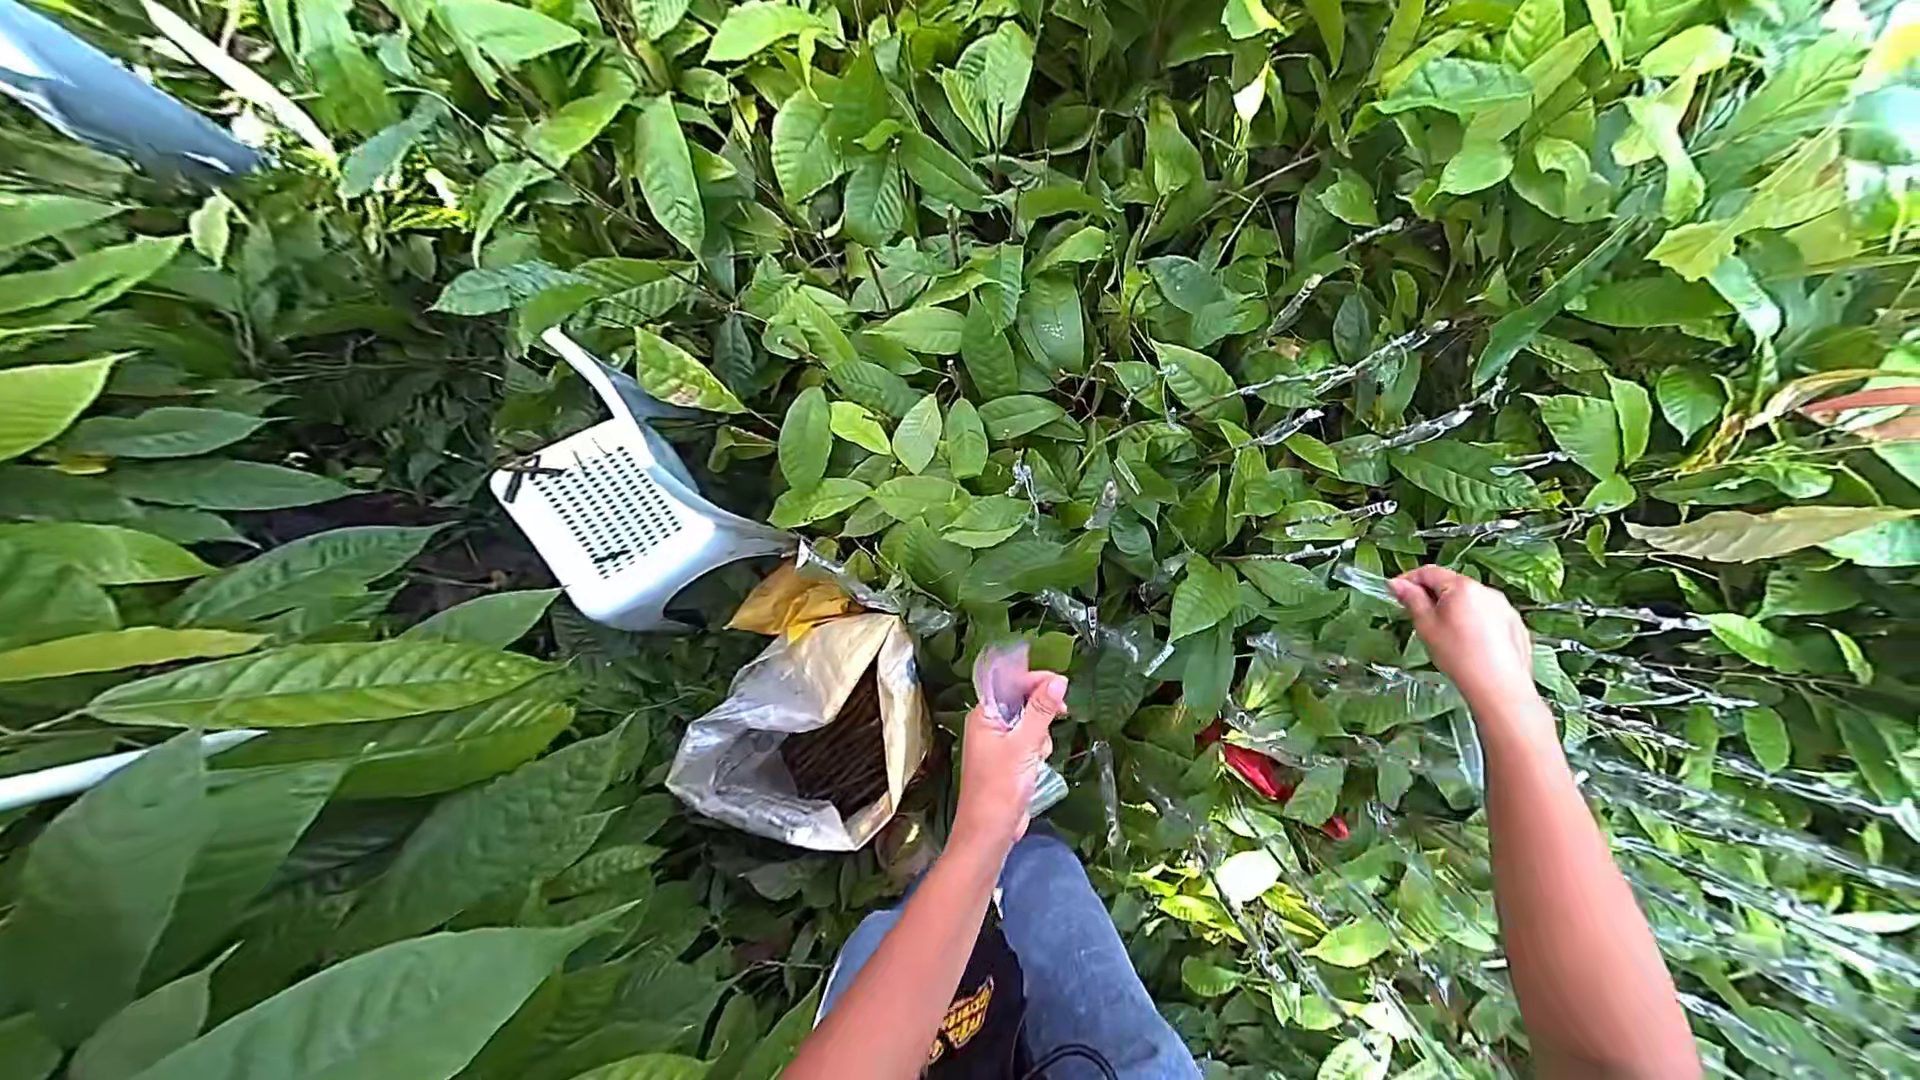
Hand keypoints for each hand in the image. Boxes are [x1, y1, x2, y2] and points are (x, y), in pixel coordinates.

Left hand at [951, 670, 1066, 856]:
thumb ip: (1041, 710)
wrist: (990, 832)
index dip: (1035, 680)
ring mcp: (999, 743)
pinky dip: (1038, 750)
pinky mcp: (1010, 759)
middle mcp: (989, 724)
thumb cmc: (1000, 788)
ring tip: (1036, 755)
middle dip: (1041, 713)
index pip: (1010, 682)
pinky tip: (1036, 765)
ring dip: (1040, 736)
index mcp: (983, 715)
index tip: (1061, 684)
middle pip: (1023, 702)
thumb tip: (1059, 681)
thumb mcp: (1024, 745)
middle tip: (1059, 716)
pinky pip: (1030, 742)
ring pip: (1031, 723)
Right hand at [1388, 566, 1534, 706]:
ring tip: (1443, 630)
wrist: (1499, 685)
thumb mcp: (1425, 625)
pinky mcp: (1515, 623)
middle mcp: (1487, 590)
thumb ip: (1412, 599)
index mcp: (1462, 587)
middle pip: (1450, 584)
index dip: (1408, 579)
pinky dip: (1472, 618)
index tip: (1395, 592)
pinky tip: (1467, 640)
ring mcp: (1505, 606)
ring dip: (1452, 606)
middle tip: (1416, 614)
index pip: (1429, 572)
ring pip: (1469, 599)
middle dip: (1431, 594)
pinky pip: (1486, 612)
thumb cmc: (1456, 653)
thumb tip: (1397, 583)